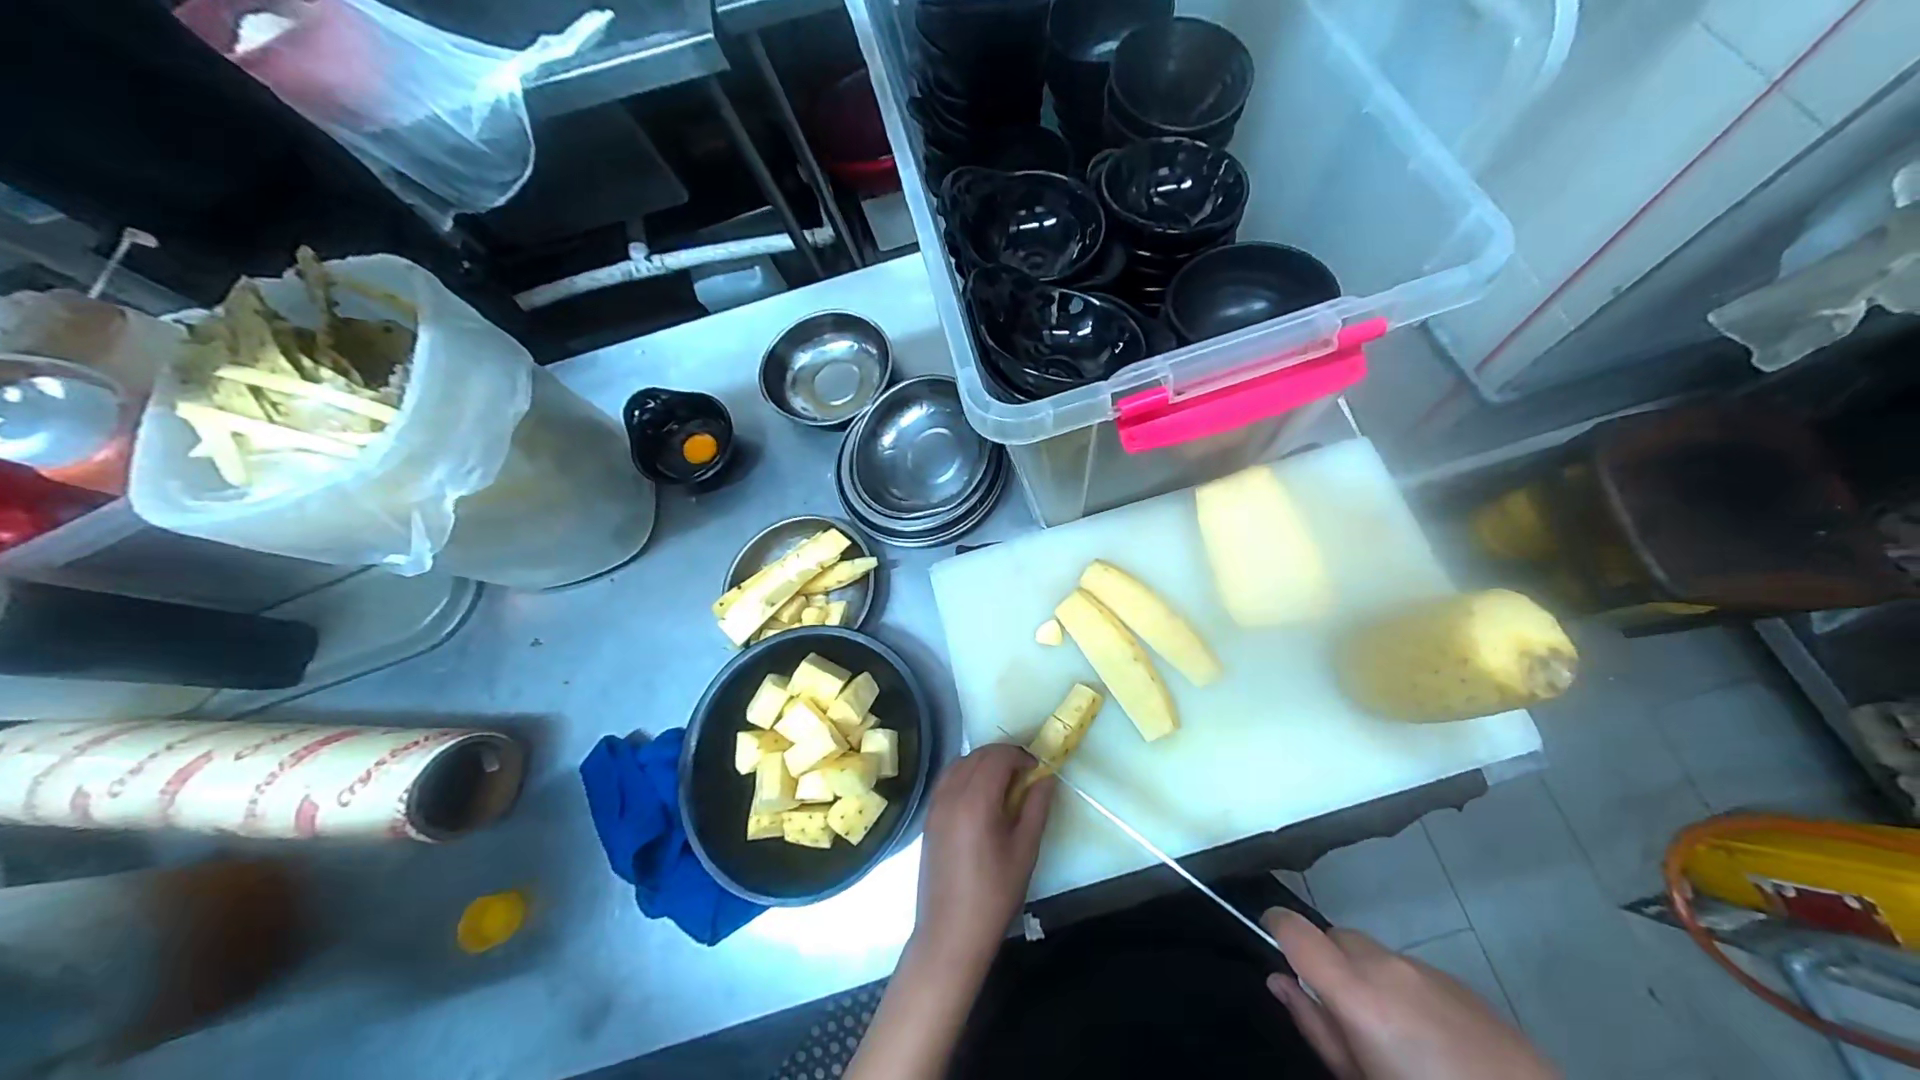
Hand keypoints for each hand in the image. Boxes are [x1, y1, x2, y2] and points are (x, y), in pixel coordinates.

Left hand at [910, 743, 1054, 971]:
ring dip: (983, 763)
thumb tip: (1046, 777)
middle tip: (1025, 776)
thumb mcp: (1025, 850)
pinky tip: (981, 797)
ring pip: (959, 763)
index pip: (998, 757)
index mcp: (975, 801)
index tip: (1037, 770)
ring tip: (1005, 785)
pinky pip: (947, 779)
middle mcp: (950, 794)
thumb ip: (1036, 807)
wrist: (951, 932)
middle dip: (1003, 756)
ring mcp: (935, 804)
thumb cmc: (994, 894)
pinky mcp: (928, 816)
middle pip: (977, 755)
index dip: (1020, 756)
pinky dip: (965, 775)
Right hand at [1262, 908, 1557, 1079]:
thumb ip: (1314, 1025)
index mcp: (1355, 992)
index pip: (1295, 930)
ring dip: (1364, 974)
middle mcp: (1386, 966)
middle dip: (1325, 958)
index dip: (1274, 924)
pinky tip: (1423, 1034)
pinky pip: (1410, 970)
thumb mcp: (1358, 1078)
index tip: (1267, 934)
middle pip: (1336, 936)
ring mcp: (1427, 971)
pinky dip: (1400, 987)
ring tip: (1385, 1029)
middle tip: (1334, 1006)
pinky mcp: (1461, 984)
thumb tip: (1279, 982)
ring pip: (1374, 953)